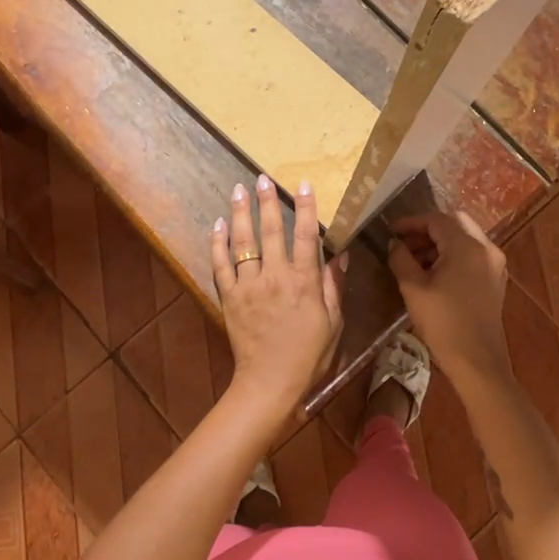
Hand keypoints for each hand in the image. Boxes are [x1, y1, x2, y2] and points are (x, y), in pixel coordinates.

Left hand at [212, 174, 345, 415]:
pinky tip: (218, 224)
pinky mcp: (229, 297)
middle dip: (267, 201)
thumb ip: (333, 287)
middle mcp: (275, 276)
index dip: (306, 208)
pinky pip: (221, 264)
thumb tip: (340, 256)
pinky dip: (218, 243)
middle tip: (262, 177)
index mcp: (305, 282)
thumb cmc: (309, 356)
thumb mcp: (333, 323)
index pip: (307, 236)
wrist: (270, 382)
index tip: (303, 184)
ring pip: (243, 242)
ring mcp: (248, 285)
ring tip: (238, 190)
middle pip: (270, 231)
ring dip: (240, 213)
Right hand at [387, 211, 511, 378]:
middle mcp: (486, 248)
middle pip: (455, 224)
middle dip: (427, 230)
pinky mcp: (496, 280)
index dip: (411, 222)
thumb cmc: (442, 323)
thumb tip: (394, 244)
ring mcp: (495, 265)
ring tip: (414, 261)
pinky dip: (453, 256)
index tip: (390, 231)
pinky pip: (473, 255)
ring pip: (465, 239)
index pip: (436, 220)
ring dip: (440, 244)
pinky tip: (434, 274)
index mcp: (467, 246)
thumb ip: (401, 259)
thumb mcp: (413, 289)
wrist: (476, 361)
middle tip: (403, 244)